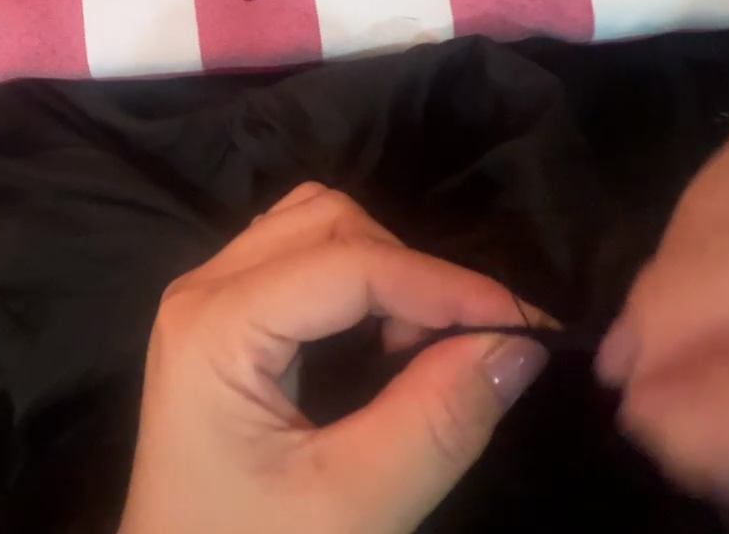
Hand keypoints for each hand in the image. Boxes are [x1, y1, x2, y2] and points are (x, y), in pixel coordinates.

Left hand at [118, 183, 548, 533]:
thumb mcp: (352, 507)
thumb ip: (434, 420)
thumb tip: (515, 344)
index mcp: (215, 323)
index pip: (344, 261)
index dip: (440, 283)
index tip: (526, 325)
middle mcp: (202, 286)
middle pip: (322, 222)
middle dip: (408, 267)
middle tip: (467, 345)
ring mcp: (205, 294)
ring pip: (309, 225)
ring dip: (380, 263)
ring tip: (421, 340)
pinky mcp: (220, 312)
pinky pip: (293, 253)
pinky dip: (351, 273)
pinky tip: (378, 330)